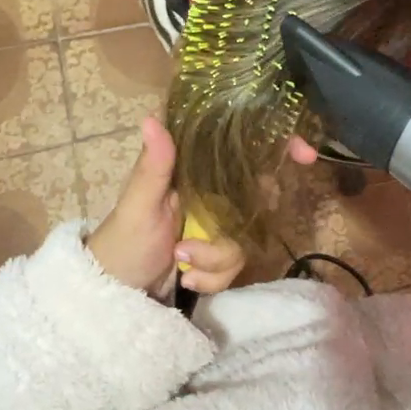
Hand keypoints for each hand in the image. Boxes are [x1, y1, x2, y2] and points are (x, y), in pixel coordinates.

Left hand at [86, 118, 252, 297]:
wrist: (115, 292)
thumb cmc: (123, 241)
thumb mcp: (138, 204)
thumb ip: (153, 166)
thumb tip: (150, 117)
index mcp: (194, 175)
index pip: (238, 160)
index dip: (267, 161)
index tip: (295, 162)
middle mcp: (210, 198)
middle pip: (250, 208)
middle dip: (229, 237)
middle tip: (193, 246)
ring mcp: (215, 230)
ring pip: (243, 241)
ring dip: (214, 260)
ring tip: (182, 265)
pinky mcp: (216, 257)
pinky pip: (235, 266)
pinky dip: (212, 277)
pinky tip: (187, 280)